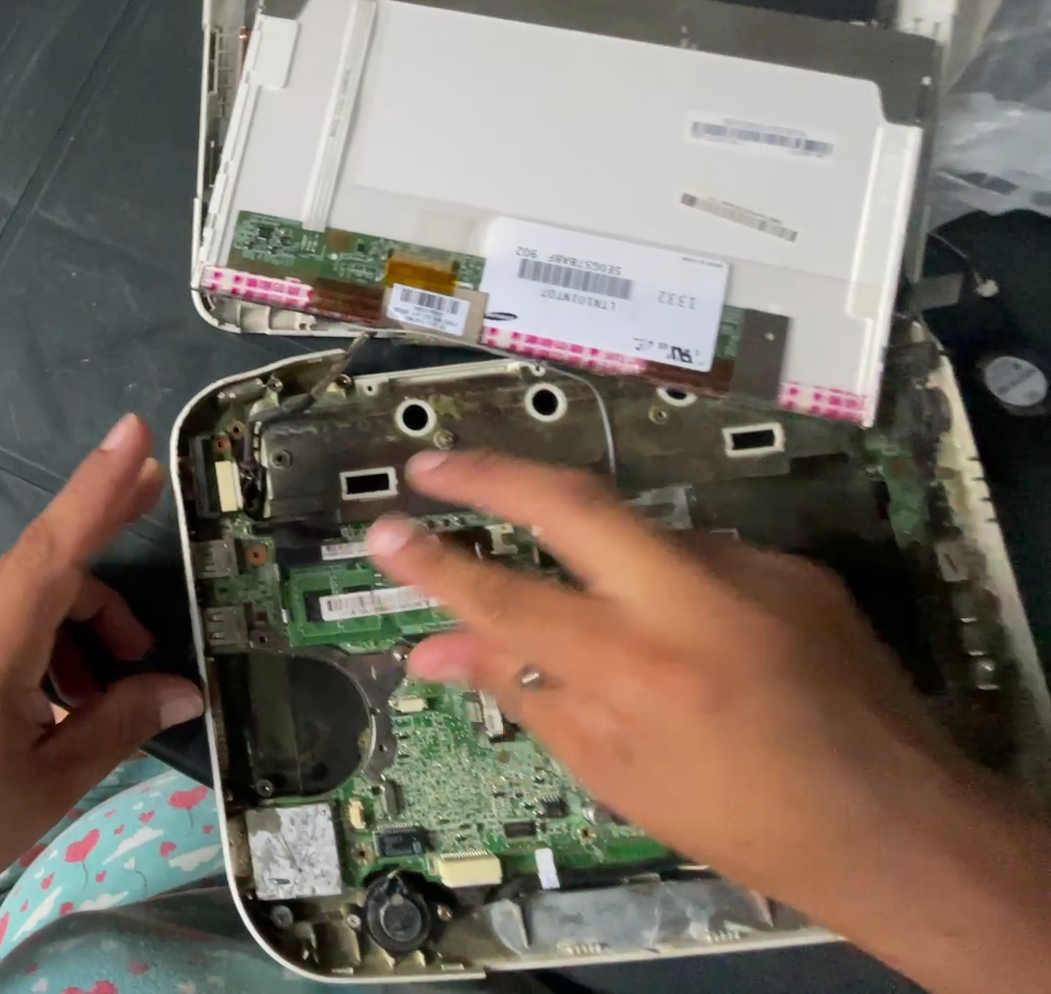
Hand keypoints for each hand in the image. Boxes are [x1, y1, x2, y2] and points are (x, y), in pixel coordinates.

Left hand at [0, 415, 203, 993]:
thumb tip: (183, 691)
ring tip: (115, 688)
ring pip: (31, 594)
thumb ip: (118, 724)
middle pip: (50, 564)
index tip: (132, 433)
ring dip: (84, 622)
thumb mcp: (48, 781)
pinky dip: (51, 641)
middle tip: (157, 529)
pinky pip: (7, 619)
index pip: (53, 547)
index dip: (98, 488)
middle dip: (109, 562)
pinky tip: (68, 698)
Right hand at [364, 450, 1050, 993]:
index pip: (507, 600)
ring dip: (581, 550)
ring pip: (627, 530)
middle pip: (573, 503)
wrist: (916, 835)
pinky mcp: (788, 567)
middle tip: (431, 466)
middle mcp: (695, 605)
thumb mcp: (607, 767)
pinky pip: (684, 553)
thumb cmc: (740, 818)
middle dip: (490, 474)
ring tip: (589, 612)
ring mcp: (751, 574)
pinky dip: (649, 576)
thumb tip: (430, 650)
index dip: (434, 563)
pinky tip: (668, 626)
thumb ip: (516, 687)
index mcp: (641, 672)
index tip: (383, 532)